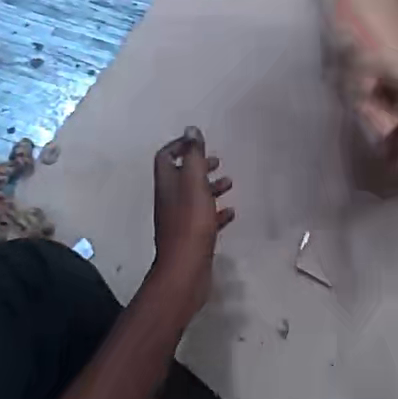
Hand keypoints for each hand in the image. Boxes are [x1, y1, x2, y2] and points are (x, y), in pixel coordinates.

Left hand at [149, 128, 232, 310]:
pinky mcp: (191, 237)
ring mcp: (180, 220)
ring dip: (210, 187)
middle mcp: (170, 199)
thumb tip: (191, 129)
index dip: (179, 146)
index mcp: (167, 184)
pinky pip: (204, 218)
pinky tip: (231, 212)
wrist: (185, 269)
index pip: (166, 156)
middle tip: (217, 161)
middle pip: (181, 176)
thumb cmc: (190, 222)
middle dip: (199, 165)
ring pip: (194, 196)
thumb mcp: (194, 182)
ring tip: (230, 183)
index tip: (199, 142)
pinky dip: (217, 211)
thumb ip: (193, 156)